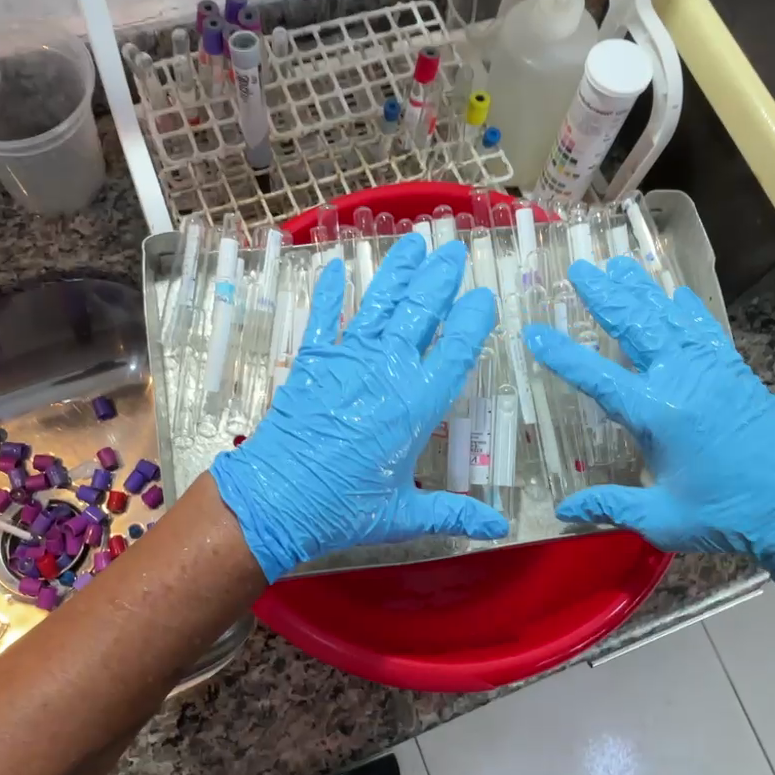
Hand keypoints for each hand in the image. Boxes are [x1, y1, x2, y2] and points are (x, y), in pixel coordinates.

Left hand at [211, 233, 509, 580]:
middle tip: (454, 251)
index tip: (484, 296)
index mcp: (416, 405)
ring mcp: (346, 361)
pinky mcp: (311, 362)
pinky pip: (322, 318)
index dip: (473, 320)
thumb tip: (498, 532)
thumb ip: (452, 515)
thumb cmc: (343, 510)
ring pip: (379, 304)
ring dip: (398, 272)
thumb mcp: (403, 516)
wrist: (276, 499)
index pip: (456, 351)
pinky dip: (327, 292)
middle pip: (420, 313)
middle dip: (440, 279)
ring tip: (414, 243)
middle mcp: (386, 372)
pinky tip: (334, 267)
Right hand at [523, 255, 774, 615]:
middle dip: (605, 296)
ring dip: (642, 290)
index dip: (562, 355)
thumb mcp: (660, 518)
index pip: (597, 377)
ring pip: (669, 318)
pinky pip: (704, 330)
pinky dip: (687, 309)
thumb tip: (563, 511)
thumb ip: (610, 504)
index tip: (534, 331)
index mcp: (657, 414)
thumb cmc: (726, 516)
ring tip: (619, 264)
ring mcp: (712, 371)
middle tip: (580, 269)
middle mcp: (682, 381)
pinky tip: (676, 294)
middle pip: (635, 327)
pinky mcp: (735, 373)